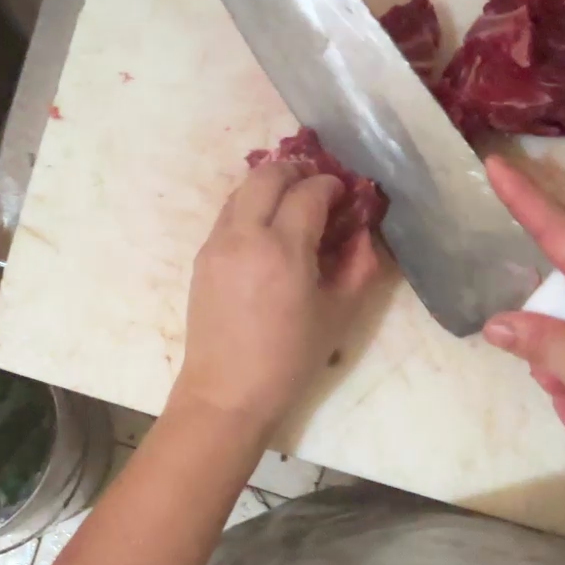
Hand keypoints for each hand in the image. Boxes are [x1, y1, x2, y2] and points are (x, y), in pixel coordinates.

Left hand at [171, 162, 379, 434]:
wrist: (226, 393)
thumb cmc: (287, 362)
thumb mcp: (337, 317)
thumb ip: (359, 267)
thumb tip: (363, 233)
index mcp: (283, 249)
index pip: (310, 192)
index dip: (333, 187)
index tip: (345, 197)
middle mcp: (245, 236)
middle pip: (268, 175)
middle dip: (297, 172)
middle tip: (317, 188)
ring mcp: (217, 246)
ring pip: (241, 190)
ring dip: (269, 187)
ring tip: (290, 205)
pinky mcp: (201, 260)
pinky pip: (226, 216)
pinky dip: (248, 209)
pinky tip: (264, 233)